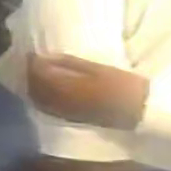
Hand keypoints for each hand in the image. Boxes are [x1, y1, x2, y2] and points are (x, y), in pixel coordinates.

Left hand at [26, 53, 148, 128]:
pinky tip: (41, 90)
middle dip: (29, 73)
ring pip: (34, 95)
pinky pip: (41, 105)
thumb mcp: (100, 70)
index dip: (32, 62)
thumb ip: (70, 63)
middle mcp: (54, 99)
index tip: (32, 53)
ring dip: (32, 84)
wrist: (140, 112)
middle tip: (33, 63)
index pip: (37, 72)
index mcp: (62, 85)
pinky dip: (37, 95)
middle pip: (32, 84)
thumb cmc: (124, 87)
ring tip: (36, 74)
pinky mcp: (64, 116)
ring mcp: (58, 109)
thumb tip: (45, 56)